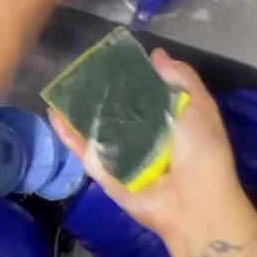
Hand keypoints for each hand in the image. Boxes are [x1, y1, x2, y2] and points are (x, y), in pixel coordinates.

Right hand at [49, 48, 256, 254]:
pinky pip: (84, 150)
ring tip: (62, 84)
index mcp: (167, 120)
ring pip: (96, 127)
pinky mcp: (104, 172)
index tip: (114, 55)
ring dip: (79, 108)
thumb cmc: (202, 151)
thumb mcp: (200, 107)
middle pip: (116, 109)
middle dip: (102, 90)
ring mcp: (120, 155)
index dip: (131, 75)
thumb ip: (181, 79)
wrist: (193, 202)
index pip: (144, 92)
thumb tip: (155, 54)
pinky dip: (68, 134)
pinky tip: (54, 113)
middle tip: (83, 66)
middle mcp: (142, 136)